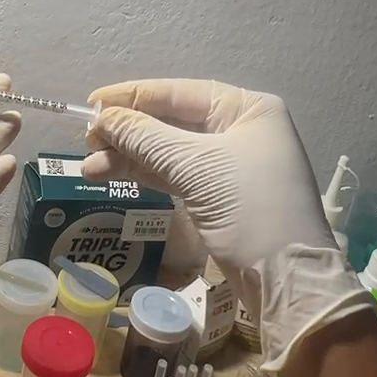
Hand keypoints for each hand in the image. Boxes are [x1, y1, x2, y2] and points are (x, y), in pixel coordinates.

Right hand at [81, 79, 370, 375]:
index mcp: (246, 108)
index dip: (134, 96)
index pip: (180, 92)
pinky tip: (110, 174)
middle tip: (87, 138)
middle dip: (129, 130)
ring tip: (89, 164)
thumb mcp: (196, 168)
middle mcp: (240, 129)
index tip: (93, 102)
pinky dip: (144, 174)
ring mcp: (229, 164)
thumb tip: (102, 117)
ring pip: (168, 150)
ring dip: (129, 156)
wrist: (289, 284)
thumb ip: (145, 138)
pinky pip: (174, 174)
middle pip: (172, 120)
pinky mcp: (219, 195)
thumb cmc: (252, 209)